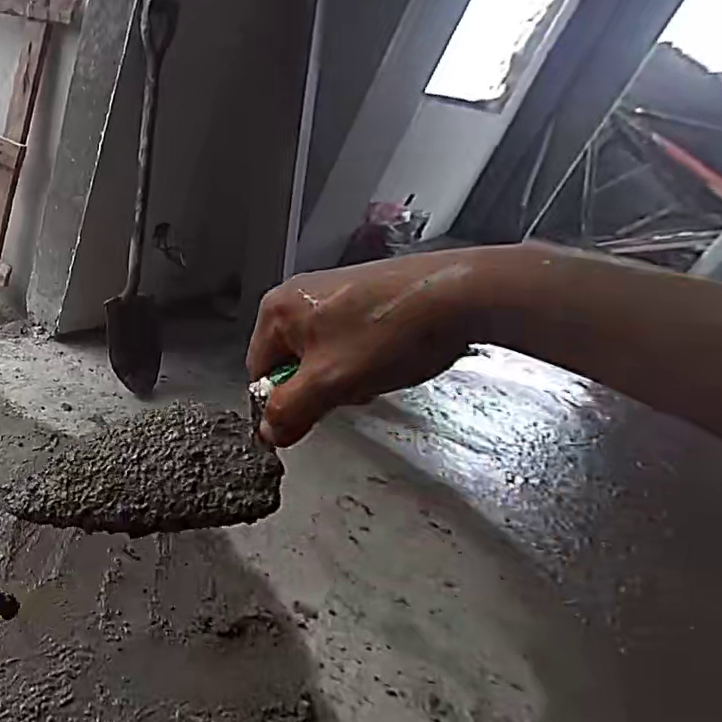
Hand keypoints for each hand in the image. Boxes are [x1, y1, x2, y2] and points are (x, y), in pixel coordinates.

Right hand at [247, 251, 489, 446]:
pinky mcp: (359, 290)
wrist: (462, 292)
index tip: (317, 409)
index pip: (259, 371)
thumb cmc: (389, 332)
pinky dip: (360, 352)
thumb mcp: (331, 383)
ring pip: (318, 350)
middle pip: (288, 359)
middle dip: (316, 383)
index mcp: (275, 310)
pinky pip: (343, 335)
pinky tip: (389, 353)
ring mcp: (328, 288)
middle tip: (352, 388)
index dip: (283, 399)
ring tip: (376, 369)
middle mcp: (294, 293)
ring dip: (340, 371)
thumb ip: (290, 411)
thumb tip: (268, 433)